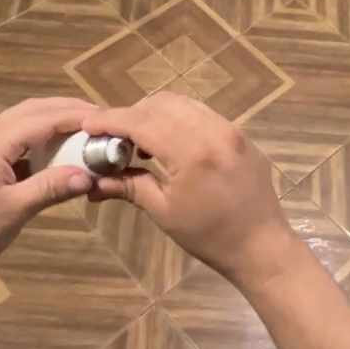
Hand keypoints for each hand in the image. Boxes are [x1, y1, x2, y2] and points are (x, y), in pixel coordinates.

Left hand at [0, 98, 97, 293]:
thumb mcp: (13, 211)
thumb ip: (50, 188)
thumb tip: (88, 175)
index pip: (44, 117)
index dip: (78, 116)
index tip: (109, 118)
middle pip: (31, 110)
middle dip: (66, 110)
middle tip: (100, 118)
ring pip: (18, 122)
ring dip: (50, 122)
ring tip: (82, 132)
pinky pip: (8, 139)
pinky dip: (34, 139)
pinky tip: (49, 155)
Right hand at [83, 93, 304, 290]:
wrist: (261, 245)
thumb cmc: (209, 236)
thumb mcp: (164, 213)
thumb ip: (130, 186)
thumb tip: (94, 180)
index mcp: (192, 153)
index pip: (142, 122)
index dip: (111, 120)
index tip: (88, 124)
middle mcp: (213, 131)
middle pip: (160, 104)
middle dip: (131, 114)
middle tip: (113, 137)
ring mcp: (230, 129)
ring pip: (182, 103)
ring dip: (155, 113)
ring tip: (140, 141)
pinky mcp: (240, 134)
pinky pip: (202, 113)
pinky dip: (178, 118)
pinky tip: (169, 143)